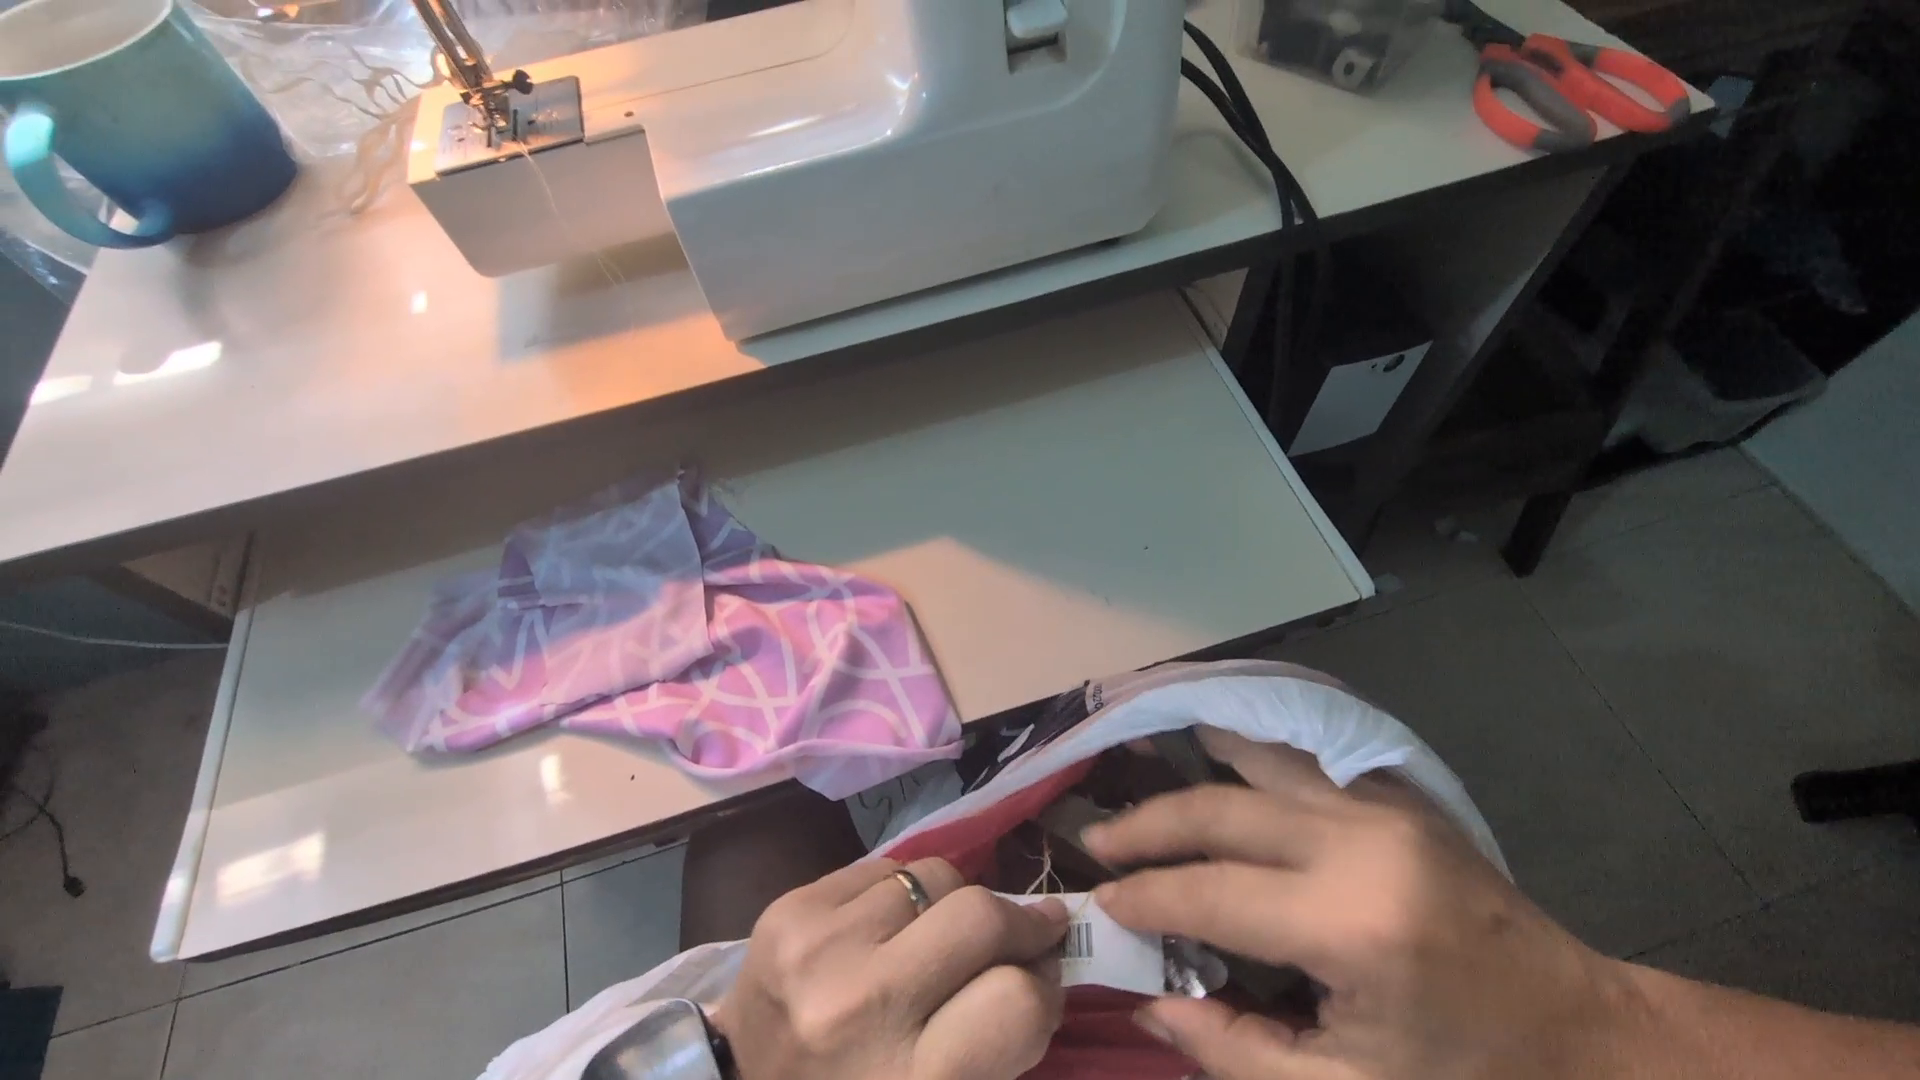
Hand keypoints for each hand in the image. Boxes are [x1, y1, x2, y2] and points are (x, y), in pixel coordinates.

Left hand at [711, 857, 1069, 1079]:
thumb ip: (997, 1036)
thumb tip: (1044, 953)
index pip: (1018, 1002)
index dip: (1044, 987)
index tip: (1043, 977)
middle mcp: (860, 1006)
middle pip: (980, 917)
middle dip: (1017, 922)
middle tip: (1024, 931)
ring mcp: (818, 946)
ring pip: (936, 876)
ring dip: (953, 903)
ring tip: (937, 933)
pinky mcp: (790, 906)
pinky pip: (884, 865)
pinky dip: (901, 890)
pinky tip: (886, 924)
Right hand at [1083, 730, 1640, 1079]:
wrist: (1587, 1033)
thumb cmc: (1466, 1077)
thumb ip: (1235, 1051)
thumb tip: (1149, 1003)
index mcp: (1349, 927)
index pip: (1209, 896)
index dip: (1145, 897)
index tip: (1099, 900)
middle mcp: (1358, 844)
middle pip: (1219, 813)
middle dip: (1146, 826)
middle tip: (1097, 841)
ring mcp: (1380, 806)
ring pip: (1255, 761)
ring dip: (1187, 765)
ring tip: (1134, 762)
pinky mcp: (1396, 794)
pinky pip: (1300, 757)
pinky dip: (1244, 748)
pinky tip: (1210, 740)